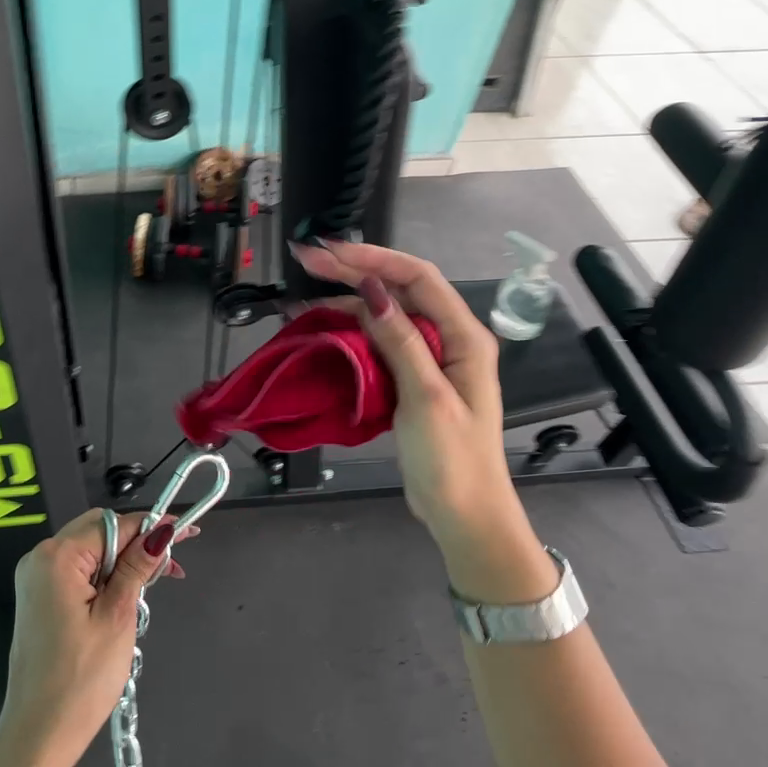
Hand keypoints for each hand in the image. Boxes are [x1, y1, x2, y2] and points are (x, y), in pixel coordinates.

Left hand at [0, 508, 192, 766]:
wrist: (39, 731)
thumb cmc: (80, 678)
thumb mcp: (117, 617)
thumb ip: (137, 568)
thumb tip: (160, 532)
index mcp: (56, 556)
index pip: (113, 524)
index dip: (150, 526)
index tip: (184, 531)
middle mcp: (40, 557)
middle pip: (98, 531)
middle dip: (135, 543)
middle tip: (168, 567)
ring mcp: (35, 578)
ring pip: (89, 551)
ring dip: (121, 561)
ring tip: (150, 585)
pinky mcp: (38, 598)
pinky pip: (76, 571)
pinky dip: (103, 577)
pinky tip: (123, 596)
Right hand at [289, 239, 557, 603]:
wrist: (464, 514)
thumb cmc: (453, 459)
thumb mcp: (426, 398)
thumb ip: (400, 341)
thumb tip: (372, 291)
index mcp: (462, 337)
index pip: (417, 277)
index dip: (372, 258)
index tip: (329, 253)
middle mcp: (447, 338)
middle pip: (398, 289)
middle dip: (353, 270)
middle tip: (306, 258)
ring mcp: (428, 358)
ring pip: (384, 314)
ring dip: (345, 300)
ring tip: (303, 293)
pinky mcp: (410, 378)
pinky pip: (377, 341)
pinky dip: (348, 330)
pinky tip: (321, 326)